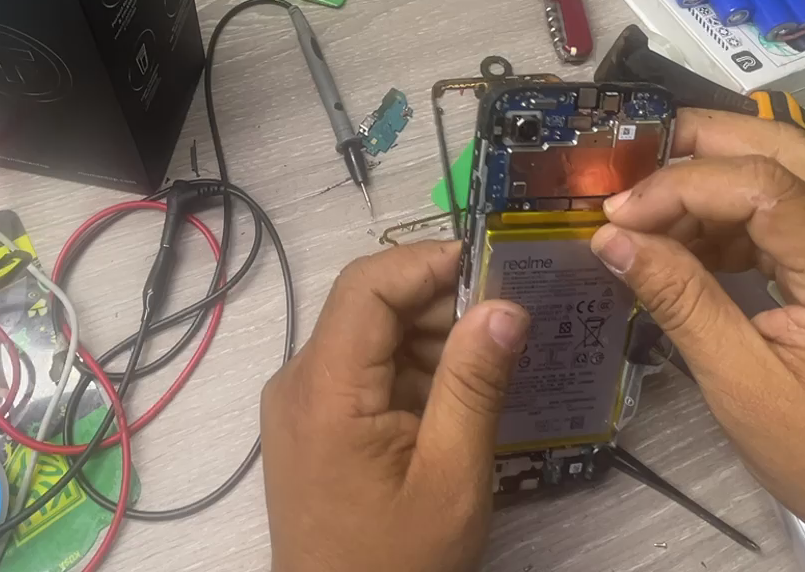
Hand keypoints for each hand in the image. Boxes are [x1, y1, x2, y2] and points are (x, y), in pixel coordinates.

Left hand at [260, 240, 529, 571]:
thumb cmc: (398, 565)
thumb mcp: (451, 480)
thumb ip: (474, 385)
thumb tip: (505, 305)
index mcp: (325, 387)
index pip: (366, 286)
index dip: (424, 262)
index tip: (486, 263)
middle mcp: (299, 378)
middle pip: (367, 306)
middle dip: (436, 302)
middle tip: (503, 316)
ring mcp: (300, 399)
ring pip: (368, 334)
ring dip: (426, 337)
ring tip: (486, 361)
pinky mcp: (311, 418)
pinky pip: (361, 368)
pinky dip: (407, 368)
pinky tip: (451, 393)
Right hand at [590, 110, 804, 571]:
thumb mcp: (744, 391)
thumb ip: (680, 301)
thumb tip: (610, 238)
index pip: (765, 186)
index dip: (681, 184)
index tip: (620, 214)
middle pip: (790, 150)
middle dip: (701, 143)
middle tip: (630, 165)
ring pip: (799, 168)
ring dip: (719, 176)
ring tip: (656, 213)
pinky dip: (745, 211)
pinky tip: (700, 241)